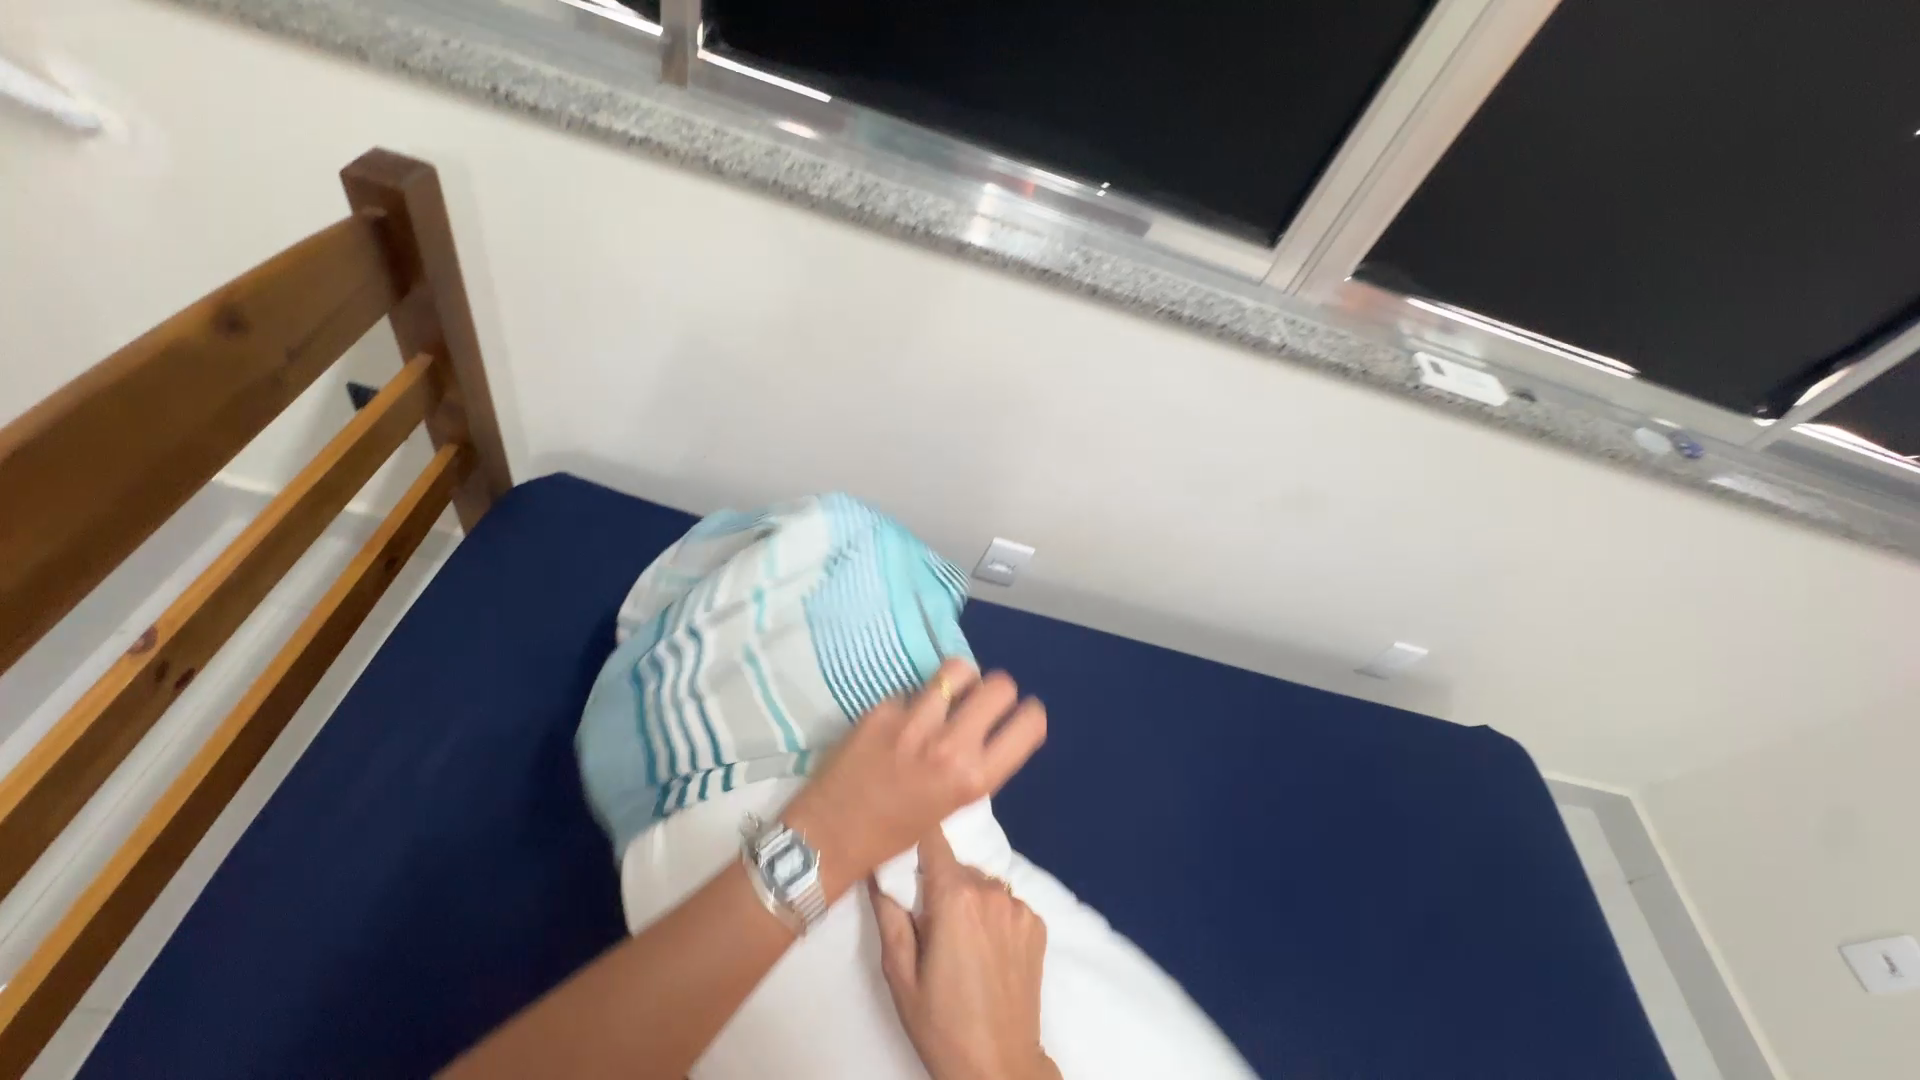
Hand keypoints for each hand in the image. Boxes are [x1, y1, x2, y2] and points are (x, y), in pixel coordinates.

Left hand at [782, 659, 1045, 899]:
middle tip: (980, 702)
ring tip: (947, 695)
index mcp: (974, 779)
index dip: (1027, 713)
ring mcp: (915, 722)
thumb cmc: (895, 833)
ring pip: (958, 670)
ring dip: (958, 681)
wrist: (831, 834)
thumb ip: (975, 766)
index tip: (1017, 714)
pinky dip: (915, 699)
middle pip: (1000, 685)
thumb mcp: (952, 806)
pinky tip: (902, 719)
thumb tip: (986, 728)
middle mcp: (950, 746)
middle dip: (996, 690)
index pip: (1029, 723)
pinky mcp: (883, 709)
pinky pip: (914, 688)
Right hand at [870, 827, 1058, 1079]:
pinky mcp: (1038, 924)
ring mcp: (1020, 906)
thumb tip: (878, 871)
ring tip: (961, 944)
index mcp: (955, 897)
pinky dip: (993, 916)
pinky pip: (1006, 903)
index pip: (933, 840)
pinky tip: (988, 951)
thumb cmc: (940, 1023)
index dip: (917, 842)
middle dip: (940, 884)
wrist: (998, 1066)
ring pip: (983, 884)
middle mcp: (992, 891)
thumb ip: (889, 914)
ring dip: (969, 900)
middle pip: (957, 866)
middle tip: (929, 924)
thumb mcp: (899, 973)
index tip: (906, 854)